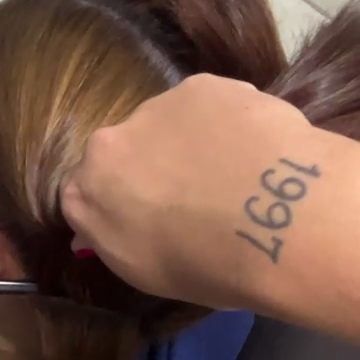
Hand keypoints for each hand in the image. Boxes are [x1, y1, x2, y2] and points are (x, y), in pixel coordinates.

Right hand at [61, 74, 335, 309]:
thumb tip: (92, 231)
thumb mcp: (142, 272)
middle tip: (191, 197)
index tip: (147, 220)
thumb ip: (111, 241)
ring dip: (189, 144)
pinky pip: (209, 106)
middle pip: (123, 152)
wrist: (276, 221)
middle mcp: (106, 143)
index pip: (86, 193)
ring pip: (166, 125)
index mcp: (83, 192)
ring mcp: (155, 108)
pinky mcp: (203, 86)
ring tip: (233, 174)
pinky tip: (254, 150)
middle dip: (149, 168)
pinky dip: (226, 124)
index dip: (119, 204)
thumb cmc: (202, 264)